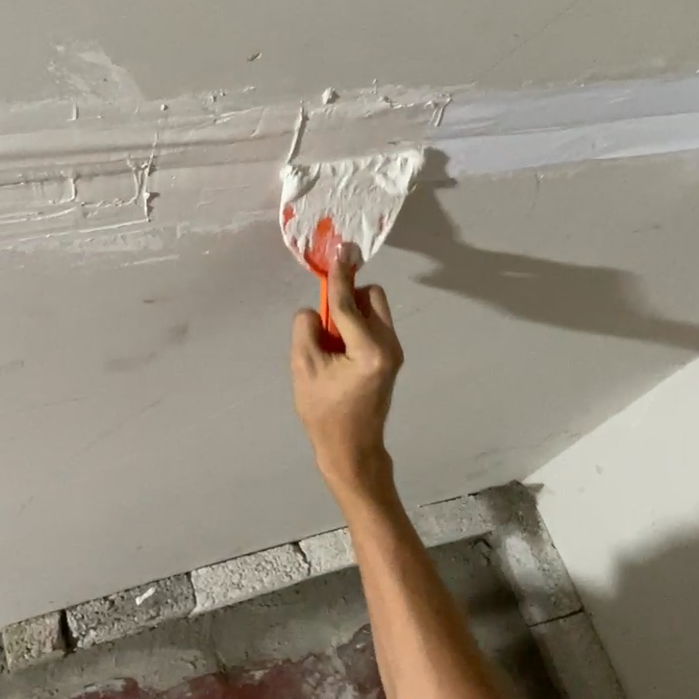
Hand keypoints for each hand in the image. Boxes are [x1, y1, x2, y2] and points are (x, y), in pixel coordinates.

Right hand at [291, 243, 404, 493]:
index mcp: (369, 350)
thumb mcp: (304, 368)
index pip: (347, 304)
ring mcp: (394, 351)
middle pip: (372, 296)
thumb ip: (307, 329)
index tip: (338, 250)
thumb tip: (316, 311)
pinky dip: (355, 326)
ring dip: (351, 312)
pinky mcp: (390, 357)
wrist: (352, 448)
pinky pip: (374, 324)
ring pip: (374, 309)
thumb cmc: (324, 413)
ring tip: (330, 342)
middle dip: (348, 297)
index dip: (338, 277)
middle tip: (325, 320)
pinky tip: (339, 349)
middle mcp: (389, 345)